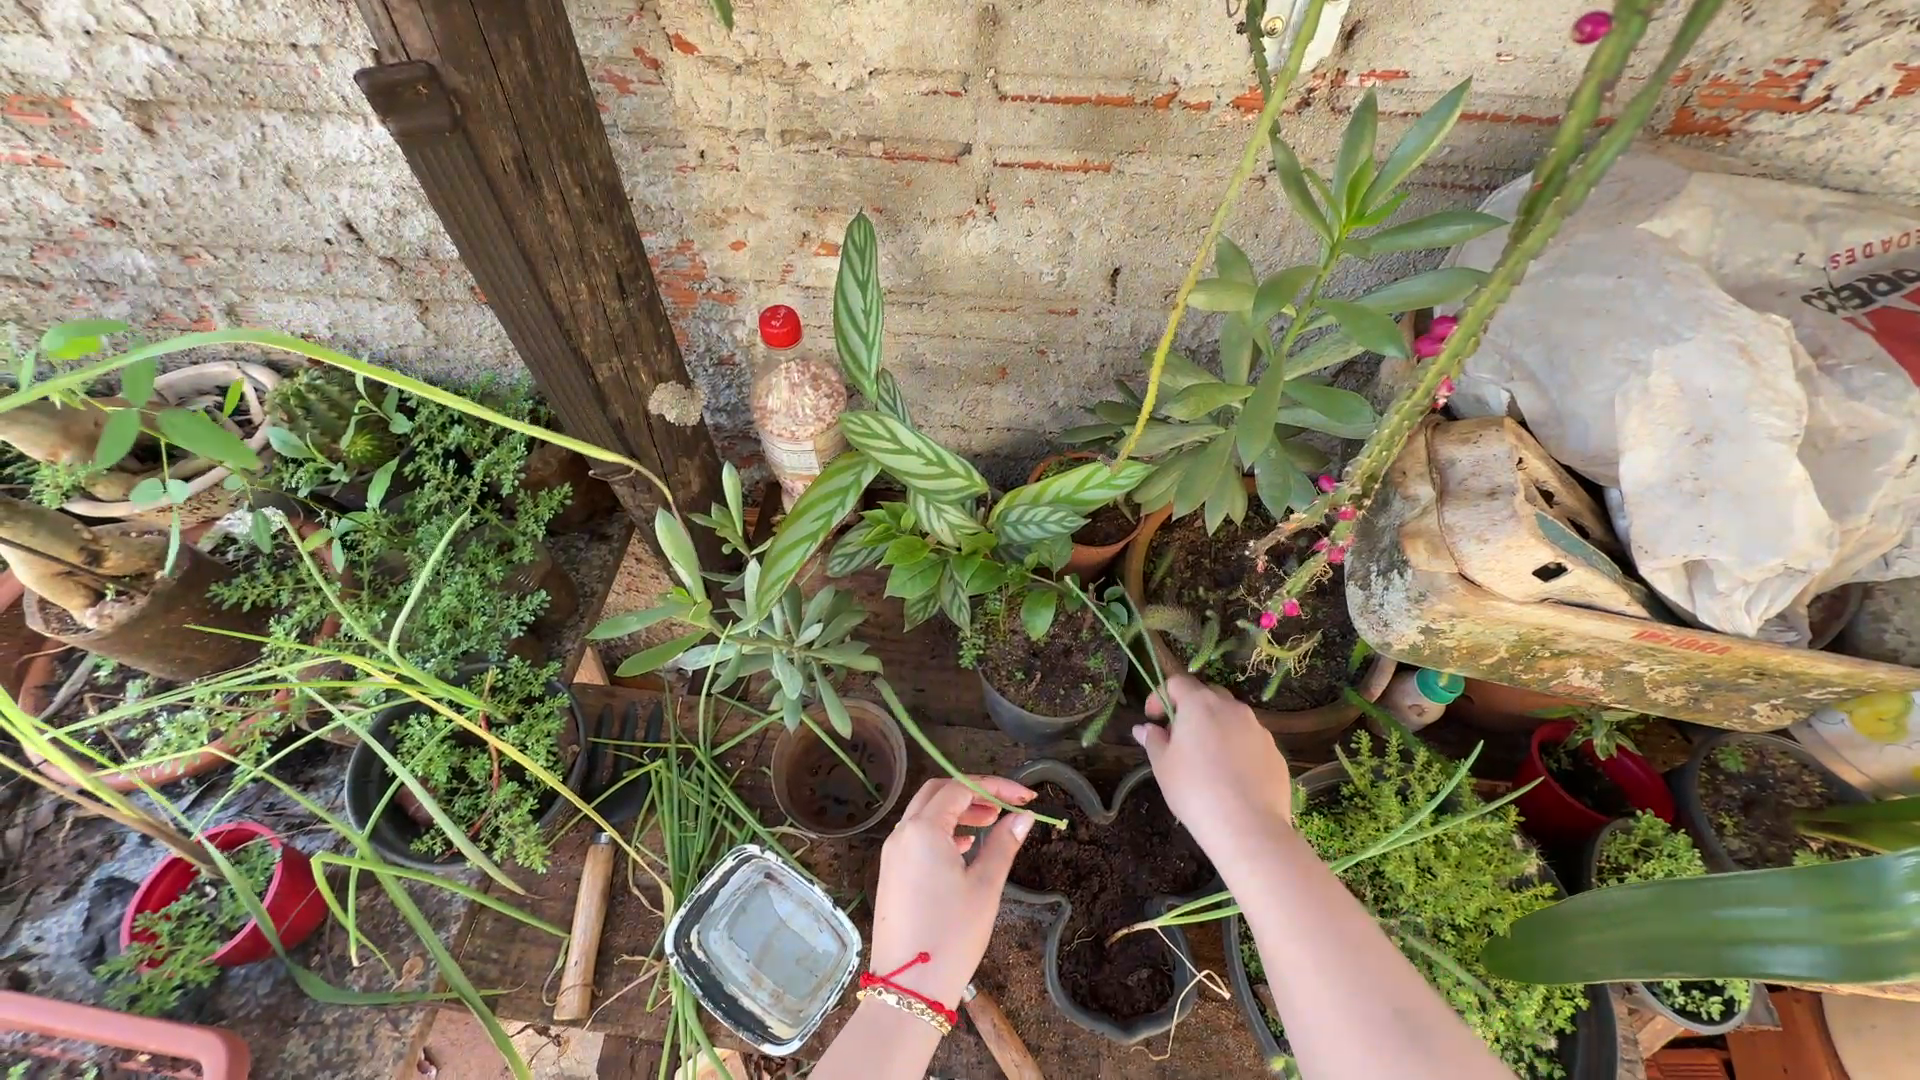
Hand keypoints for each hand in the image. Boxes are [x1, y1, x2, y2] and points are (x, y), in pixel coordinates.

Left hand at [869, 776, 1036, 1009]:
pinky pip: (917, 836)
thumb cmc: (952, 934)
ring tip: (991, 822)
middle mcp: (902, 833)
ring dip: (958, 810)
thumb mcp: (985, 886)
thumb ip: (1003, 844)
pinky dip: (943, 831)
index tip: (1025, 797)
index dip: (996, 786)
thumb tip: (1023, 817)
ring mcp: (893, 853)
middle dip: (973, 792)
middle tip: (1004, 805)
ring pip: (925, 813)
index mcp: (923, 829)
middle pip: (938, 792)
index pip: (961, 788)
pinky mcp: (891, 873)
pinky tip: (966, 846)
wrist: (909, 986)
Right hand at [1135, 675, 1292, 852]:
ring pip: (1232, 717)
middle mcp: (1232, 708)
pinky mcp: (1275, 751)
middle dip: (1190, 709)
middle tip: (1179, 737)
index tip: (1154, 720)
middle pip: (1207, 695)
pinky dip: (1237, 748)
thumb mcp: (1162, 765)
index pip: (1177, 682)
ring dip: (1215, 728)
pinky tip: (1231, 777)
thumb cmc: (1194, 790)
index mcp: (1200, 704)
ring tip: (1207, 759)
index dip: (1160, 696)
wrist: (1248, 827)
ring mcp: (1258, 729)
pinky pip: (1250, 740)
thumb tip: (1145, 728)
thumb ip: (1153, 740)